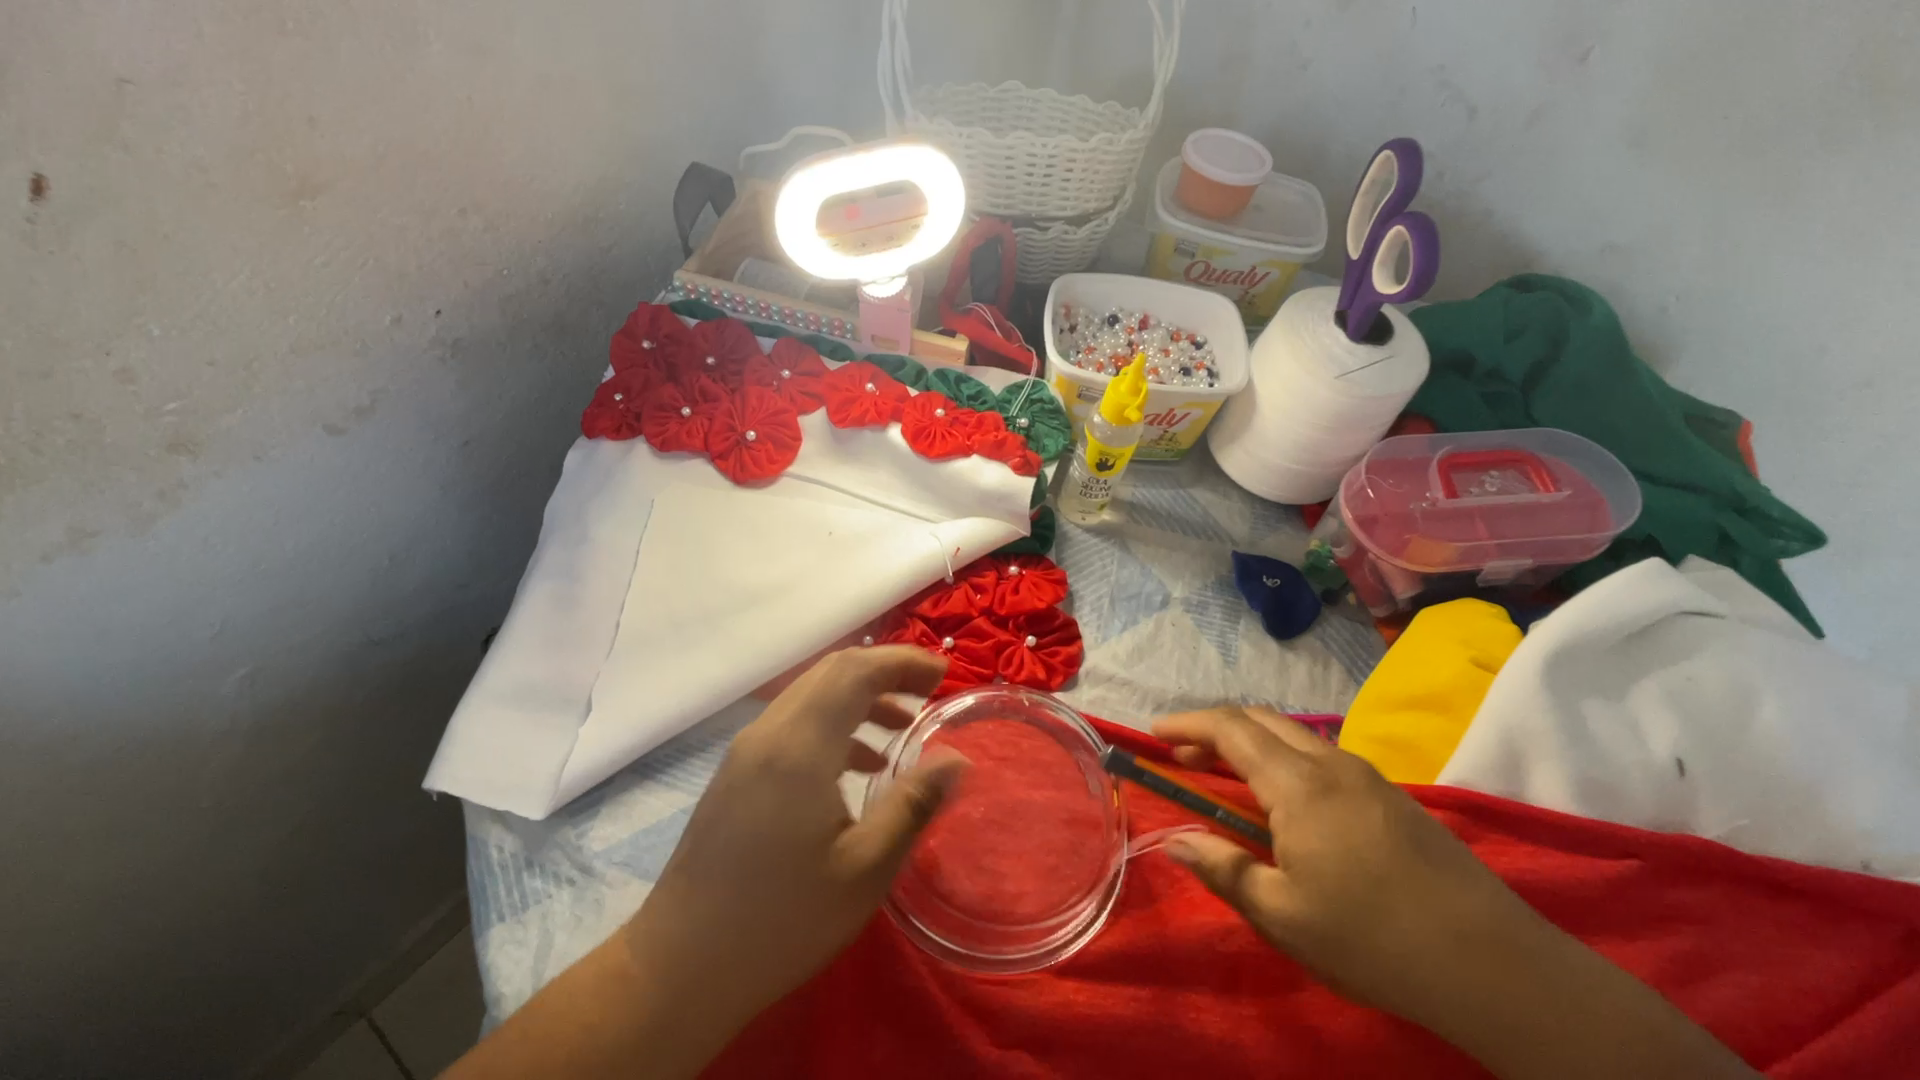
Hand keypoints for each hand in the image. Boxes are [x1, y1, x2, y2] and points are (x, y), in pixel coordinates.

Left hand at [620, 646, 967, 1034]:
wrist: (682, 964)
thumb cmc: (784, 919)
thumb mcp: (865, 868)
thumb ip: (912, 804)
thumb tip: (957, 759)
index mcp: (800, 747)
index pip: (855, 672)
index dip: (902, 662)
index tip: (943, 674)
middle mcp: (768, 735)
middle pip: (829, 675)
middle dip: (883, 673)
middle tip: (929, 692)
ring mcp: (744, 755)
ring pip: (808, 700)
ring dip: (857, 700)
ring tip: (902, 729)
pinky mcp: (734, 778)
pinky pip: (791, 728)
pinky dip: (832, 727)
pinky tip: (857, 769)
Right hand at [1155, 706, 1758, 1079]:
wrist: (1490, 963)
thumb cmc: (1370, 938)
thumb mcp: (1280, 913)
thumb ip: (1222, 868)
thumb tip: (1174, 839)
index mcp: (1299, 785)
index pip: (1231, 729)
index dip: (1188, 724)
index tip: (1155, 734)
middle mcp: (1334, 765)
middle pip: (1264, 721)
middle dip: (1217, 730)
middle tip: (1184, 758)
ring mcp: (1371, 778)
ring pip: (1298, 738)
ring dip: (1254, 745)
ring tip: (1229, 781)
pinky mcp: (1396, 800)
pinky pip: (1326, 760)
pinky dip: (1287, 762)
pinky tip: (1287, 806)